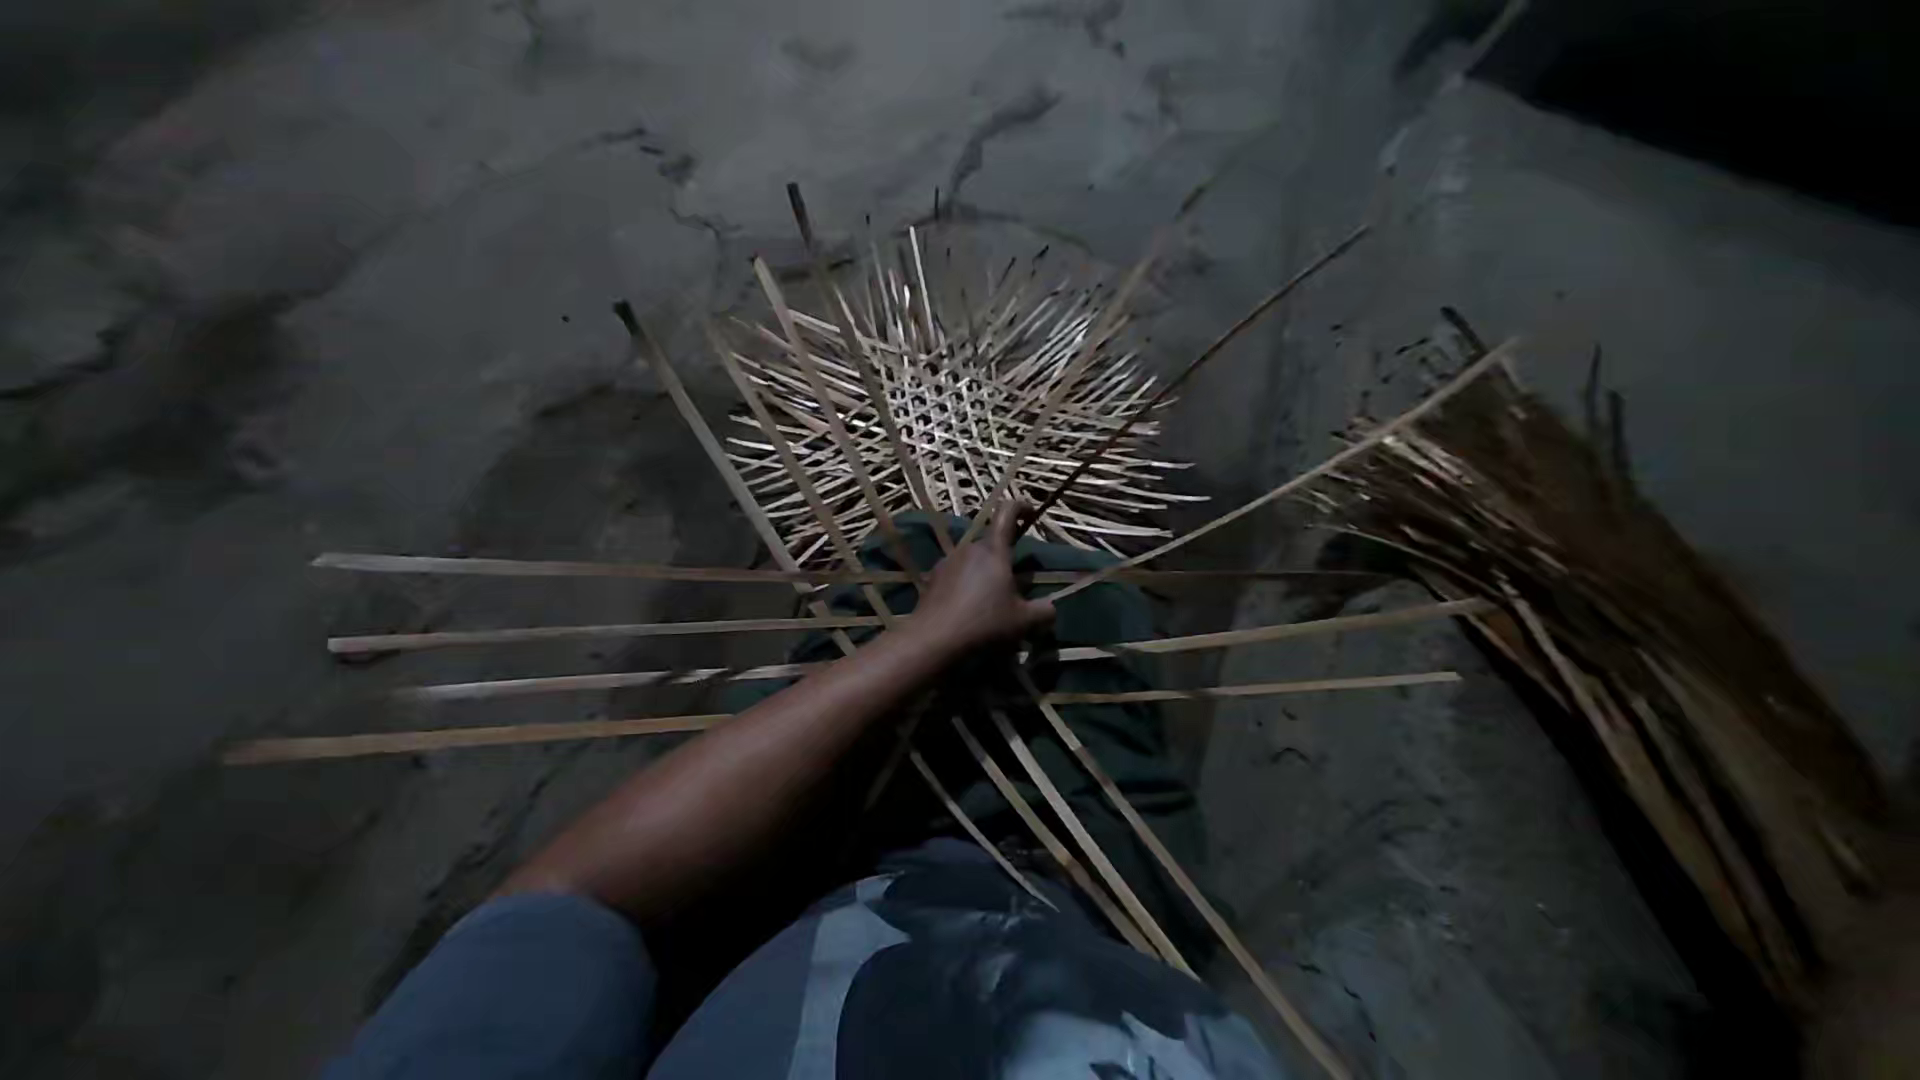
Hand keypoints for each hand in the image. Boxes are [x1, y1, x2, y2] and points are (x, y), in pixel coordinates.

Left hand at [909, 504, 1054, 651]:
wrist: (934, 638)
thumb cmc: (984, 622)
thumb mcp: (1023, 621)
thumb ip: (1044, 612)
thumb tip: (1052, 608)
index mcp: (994, 550)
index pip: (1007, 512)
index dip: (1021, 507)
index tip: (1031, 513)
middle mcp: (969, 548)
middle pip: (991, 542)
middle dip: (1005, 556)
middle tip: (1015, 581)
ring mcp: (948, 561)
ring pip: (973, 559)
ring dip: (985, 572)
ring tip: (991, 599)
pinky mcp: (933, 577)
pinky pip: (957, 573)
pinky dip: (967, 583)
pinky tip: (969, 607)